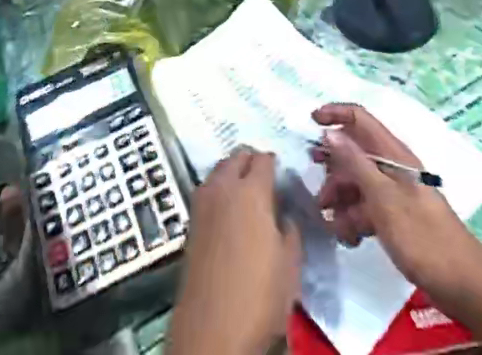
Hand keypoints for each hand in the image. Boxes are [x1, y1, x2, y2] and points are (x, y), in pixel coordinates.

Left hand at [167, 148, 303, 354]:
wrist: (211, 325)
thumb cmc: (259, 294)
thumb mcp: (290, 264)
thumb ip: (290, 228)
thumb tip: (283, 213)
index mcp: (252, 191)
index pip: (264, 158)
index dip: (275, 163)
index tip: (283, 174)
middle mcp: (223, 186)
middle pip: (237, 156)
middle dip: (251, 160)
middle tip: (266, 179)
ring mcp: (202, 200)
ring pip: (219, 170)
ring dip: (233, 172)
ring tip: (248, 194)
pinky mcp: (190, 218)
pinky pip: (208, 189)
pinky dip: (220, 189)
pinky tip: (230, 211)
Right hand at [312, 104, 481, 306]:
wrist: (465, 286)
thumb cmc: (422, 237)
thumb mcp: (382, 198)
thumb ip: (355, 163)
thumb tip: (330, 131)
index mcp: (394, 155)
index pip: (361, 119)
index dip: (335, 114)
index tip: (310, 121)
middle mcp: (394, 168)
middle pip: (354, 154)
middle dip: (333, 171)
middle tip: (319, 194)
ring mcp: (395, 194)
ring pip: (357, 184)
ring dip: (341, 201)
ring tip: (334, 225)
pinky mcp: (396, 218)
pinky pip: (366, 208)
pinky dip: (354, 219)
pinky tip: (349, 238)